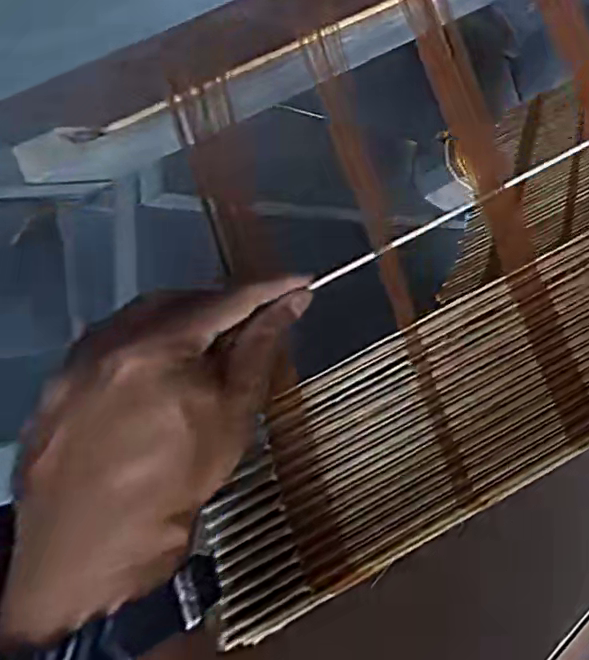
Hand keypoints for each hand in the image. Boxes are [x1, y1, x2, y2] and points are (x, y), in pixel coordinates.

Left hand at [0, 278, 309, 646]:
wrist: (96, 542)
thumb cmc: (182, 468)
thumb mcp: (238, 402)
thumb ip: (261, 344)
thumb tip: (291, 302)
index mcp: (151, 351)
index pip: (222, 302)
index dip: (268, 289)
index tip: (303, 281)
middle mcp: (100, 354)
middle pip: (168, 303)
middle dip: (219, 299)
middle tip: (261, 311)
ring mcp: (66, 380)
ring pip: (128, 324)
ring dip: (178, 318)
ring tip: (216, 335)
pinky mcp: (50, 403)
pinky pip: (100, 352)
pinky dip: (143, 343)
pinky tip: (166, 365)